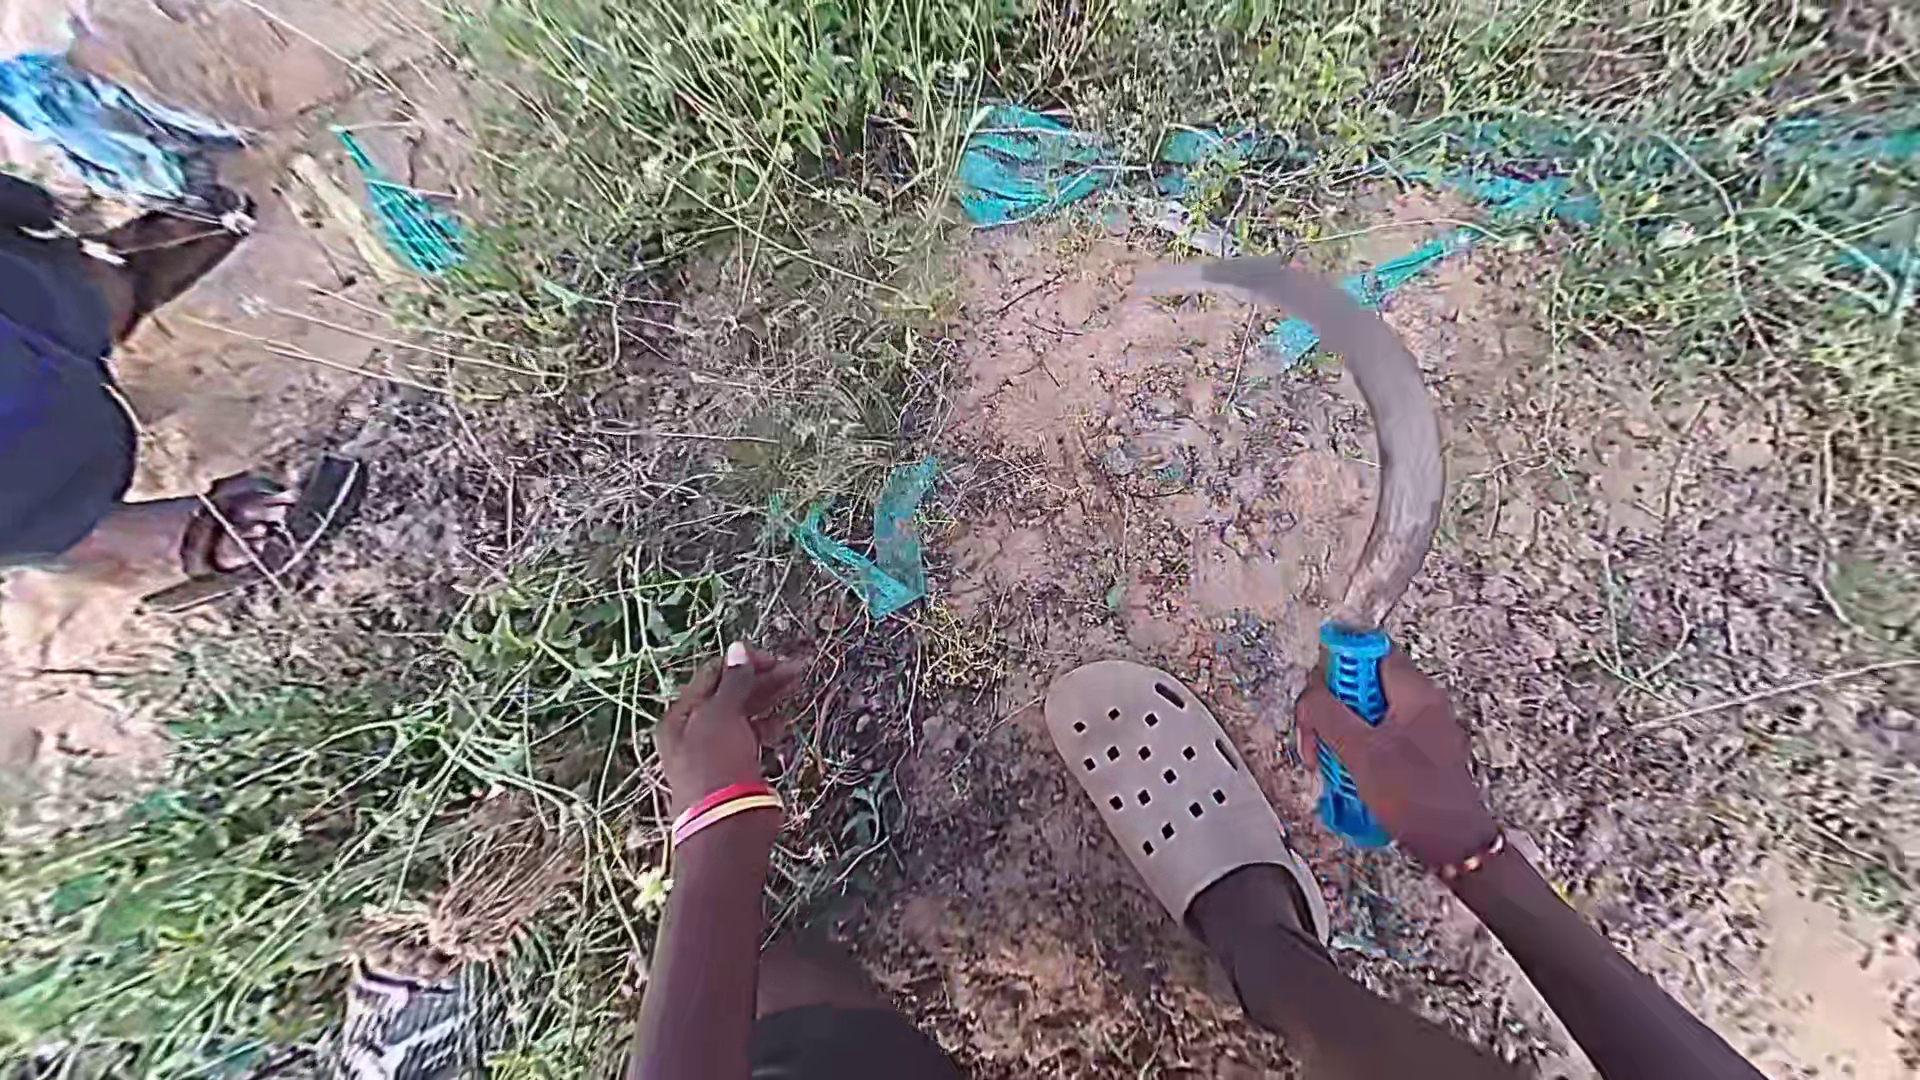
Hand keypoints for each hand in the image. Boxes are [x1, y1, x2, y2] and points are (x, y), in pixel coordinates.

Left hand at [658, 642, 805, 815]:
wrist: (729, 824)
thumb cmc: (717, 763)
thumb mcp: (722, 716)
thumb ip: (733, 681)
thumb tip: (738, 646)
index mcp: (681, 715)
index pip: (713, 674)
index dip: (742, 663)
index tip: (773, 660)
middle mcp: (695, 729)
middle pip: (731, 692)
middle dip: (762, 679)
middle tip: (795, 670)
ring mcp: (716, 748)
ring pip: (745, 712)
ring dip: (769, 698)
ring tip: (796, 687)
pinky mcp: (736, 764)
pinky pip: (753, 735)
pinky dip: (768, 725)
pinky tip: (783, 724)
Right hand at [1294, 650, 1498, 868]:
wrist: (1453, 848)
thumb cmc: (1415, 797)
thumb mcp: (1359, 749)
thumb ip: (1326, 711)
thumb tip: (1308, 690)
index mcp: (1414, 692)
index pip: (1368, 649)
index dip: (1337, 663)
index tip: (1319, 690)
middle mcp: (1418, 701)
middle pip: (1357, 681)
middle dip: (1328, 706)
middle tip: (1316, 733)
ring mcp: (1416, 725)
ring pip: (1358, 708)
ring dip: (1334, 730)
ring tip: (1326, 757)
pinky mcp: (1410, 748)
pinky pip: (1369, 730)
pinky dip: (1350, 745)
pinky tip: (1343, 768)